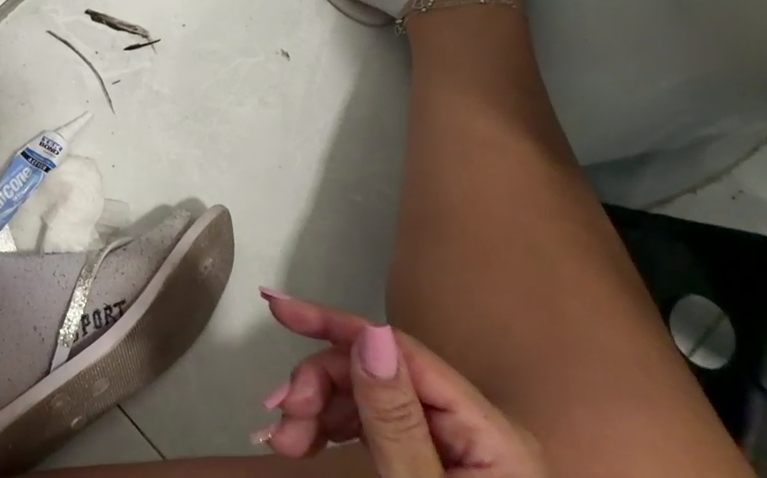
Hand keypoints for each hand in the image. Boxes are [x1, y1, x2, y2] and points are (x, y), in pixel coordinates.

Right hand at [257, 292, 545, 476]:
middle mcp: (474, 426)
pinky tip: (301, 439)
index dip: (336, 323)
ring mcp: (452, 443)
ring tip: (284, 441)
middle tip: (280, 417)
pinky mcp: (430, 457)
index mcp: (491, 432)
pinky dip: (328, 424)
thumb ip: (396, 421)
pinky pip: (368, 420)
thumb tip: (372, 336)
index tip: (276, 309)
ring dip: (314, 408)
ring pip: (364, 392)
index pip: (402, 351)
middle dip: (317, 384)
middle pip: (375, 370)